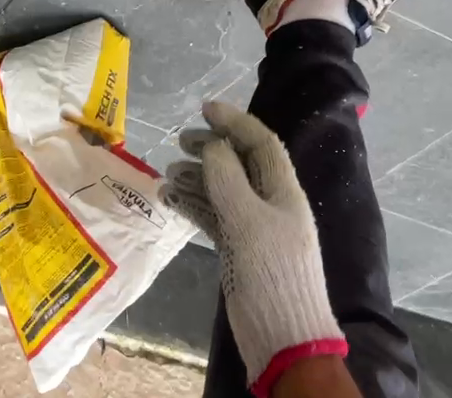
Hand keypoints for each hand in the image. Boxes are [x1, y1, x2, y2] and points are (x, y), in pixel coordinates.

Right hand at [164, 102, 346, 396]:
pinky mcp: (240, 250)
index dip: (235, 121)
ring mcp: (255, 229)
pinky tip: (170, 200)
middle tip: (180, 142)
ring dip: (196, 177)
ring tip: (167, 176)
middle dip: (210, 148)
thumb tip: (213, 146)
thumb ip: (227, 178)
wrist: (284, 342)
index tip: (203, 109)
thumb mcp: (247, 220)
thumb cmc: (271, 275)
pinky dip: (192, 205)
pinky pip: (214, 215)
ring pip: (223, 189)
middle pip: (239, 162)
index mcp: (283, 192)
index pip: (261, 143)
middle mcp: (270, 204)